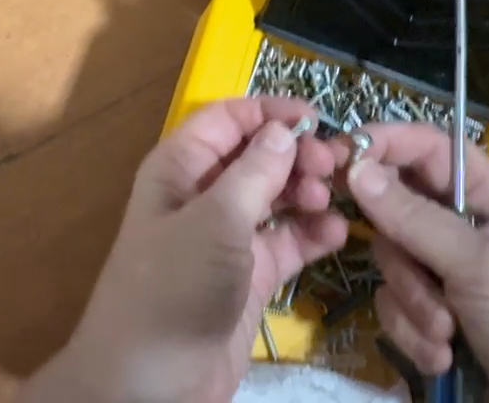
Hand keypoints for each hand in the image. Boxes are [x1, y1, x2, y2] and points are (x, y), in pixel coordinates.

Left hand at [22, 97, 348, 402]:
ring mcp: (228, 235)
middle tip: (332, 165)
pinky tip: (336, 233)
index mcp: (181, 166)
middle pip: (255, 155)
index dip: (268, 112)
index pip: (227, 119)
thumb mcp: (214, 221)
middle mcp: (204, 193)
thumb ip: (253, 173)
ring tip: (330, 199)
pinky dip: (310, 233)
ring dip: (305, 191)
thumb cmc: (174, 284)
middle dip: (294, 153)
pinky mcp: (249, 274)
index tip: (316, 118)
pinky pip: (285, 241)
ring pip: (274, 196)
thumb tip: (283, 130)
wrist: (152, 380)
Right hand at [345, 123, 488, 402]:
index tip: (344, 150)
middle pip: (399, 206)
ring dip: (413, 300)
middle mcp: (467, 234)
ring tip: (447, 333)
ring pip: (391, 260)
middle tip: (409, 263)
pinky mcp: (431, 323)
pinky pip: (392, 305)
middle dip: (401, 245)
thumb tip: (355, 167)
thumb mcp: (486, 269)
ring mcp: (448, 280)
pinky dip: (412, 332)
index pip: (433, 150)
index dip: (390, 142)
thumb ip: (416, 218)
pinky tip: (443, 357)